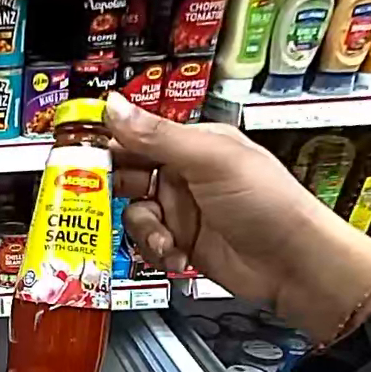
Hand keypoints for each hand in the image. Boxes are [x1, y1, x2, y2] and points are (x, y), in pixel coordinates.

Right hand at [104, 91, 370, 341]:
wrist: (294, 264)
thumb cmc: (269, 204)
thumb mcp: (209, 161)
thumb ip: (157, 136)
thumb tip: (114, 107)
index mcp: (189, 145)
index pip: (133, 137)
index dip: (104, 146)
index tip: (77, 158)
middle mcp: (180, 176)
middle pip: (124, 178)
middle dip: (114, 195)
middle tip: (102, 203)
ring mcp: (179, 211)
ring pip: (132, 216)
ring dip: (144, 231)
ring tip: (166, 239)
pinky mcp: (179, 242)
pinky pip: (146, 244)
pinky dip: (156, 252)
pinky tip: (177, 254)